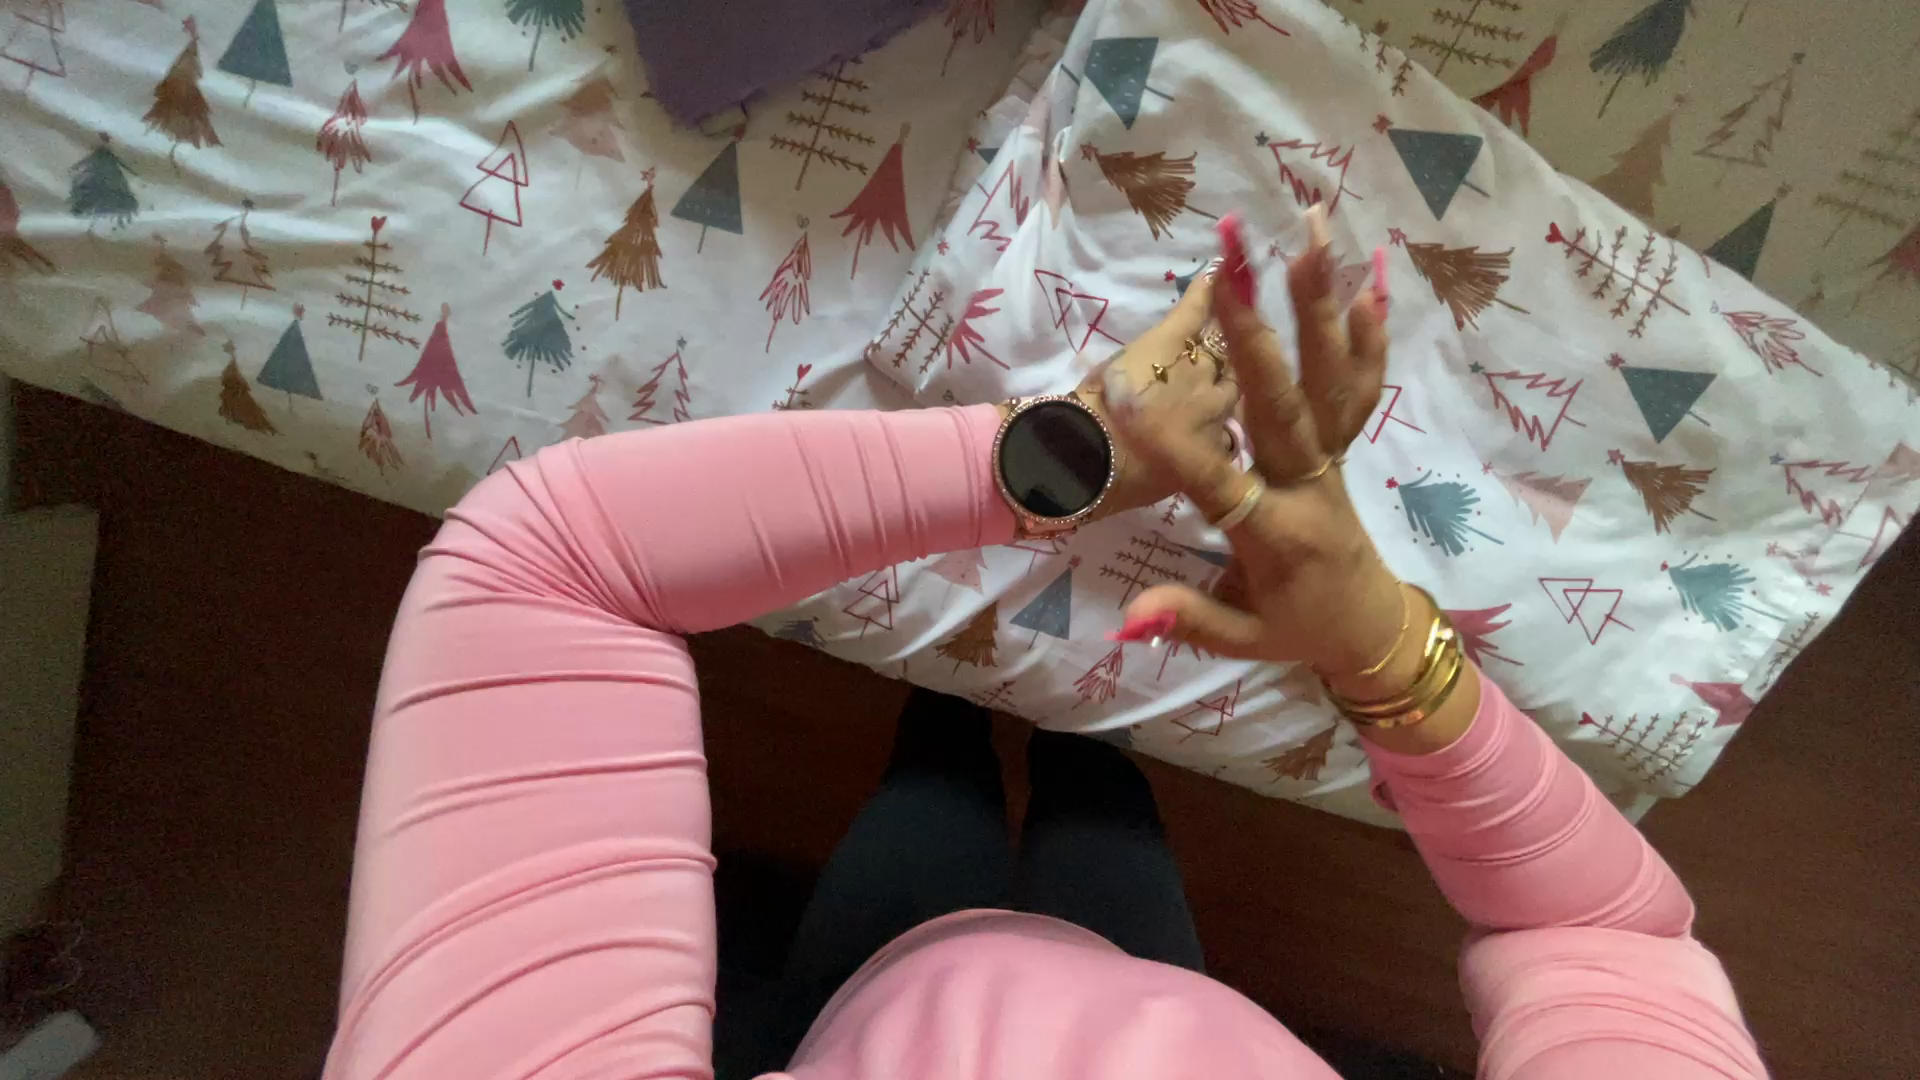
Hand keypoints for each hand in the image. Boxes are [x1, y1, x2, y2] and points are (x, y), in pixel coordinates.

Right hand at [1106, 209, 1407, 683]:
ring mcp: (1334, 461)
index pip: (1215, 482)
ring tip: (1308, 235)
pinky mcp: (1344, 449)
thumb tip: (1126, 615)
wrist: (1374, 628)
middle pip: (1281, 404)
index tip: (1122, 395)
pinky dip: (1367, 331)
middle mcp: (1310, 485)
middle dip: (1253, 331)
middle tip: (1235, 264)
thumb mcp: (1242, 640)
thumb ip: (1187, 619)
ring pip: (1328, 380)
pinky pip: (1361, 387)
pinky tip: (1371, 274)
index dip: (1168, 443)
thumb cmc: (1298, 631)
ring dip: (1316, 304)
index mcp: (1276, 535)